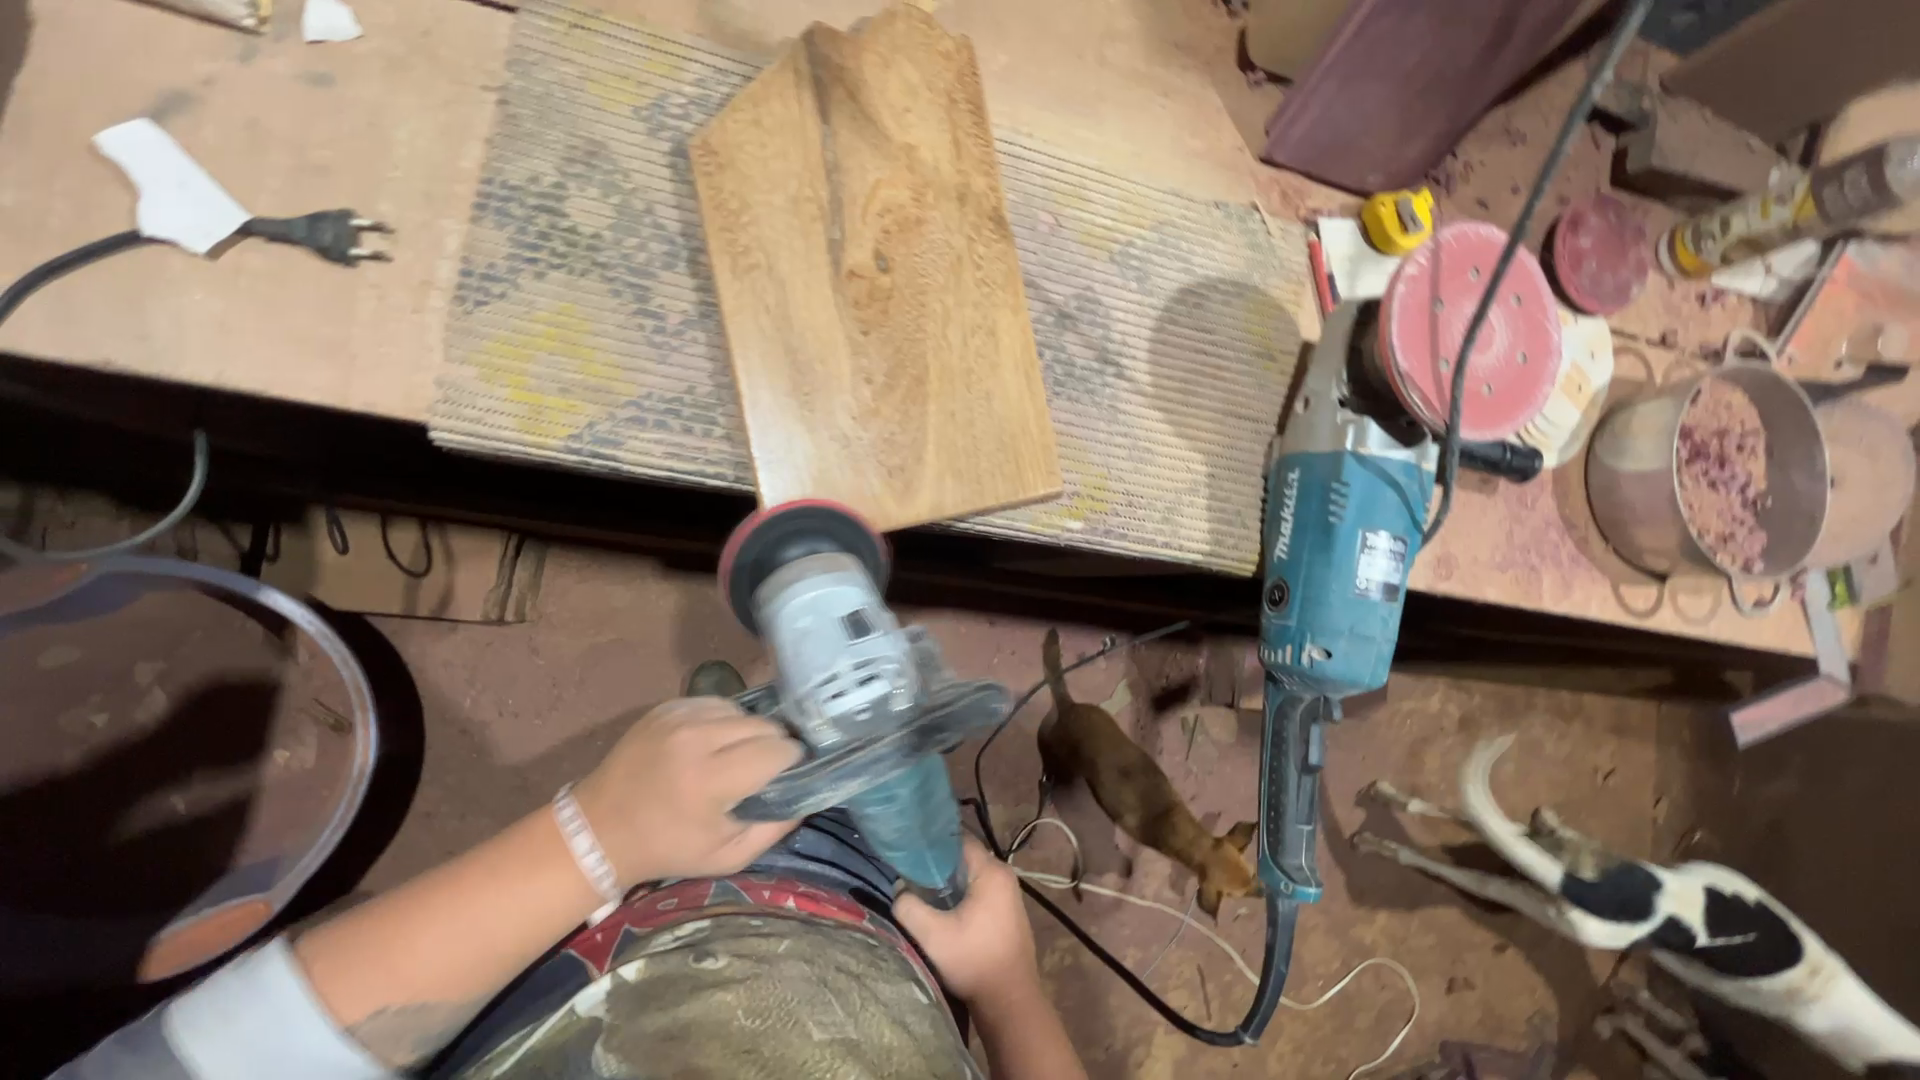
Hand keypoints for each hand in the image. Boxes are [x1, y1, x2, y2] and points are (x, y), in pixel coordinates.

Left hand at [570, 697, 802, 885]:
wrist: (600, 830)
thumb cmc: (668, 849)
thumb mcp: (728, 856)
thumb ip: (776, 827)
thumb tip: (810, 796)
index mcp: (709, 780)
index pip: (776, 750)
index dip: (791, 761)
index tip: (790, 774)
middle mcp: (695, 739)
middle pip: (764, 726)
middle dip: (775, 744)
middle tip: (767, 767)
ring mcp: (678, 717)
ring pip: (743, 711)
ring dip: (750, 731)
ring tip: (739, 755)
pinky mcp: (666, 707)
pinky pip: (716, 703)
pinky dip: (725, 721)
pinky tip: (715, 742)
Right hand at [894, 836, 1039, 1005]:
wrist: (1010, 1001)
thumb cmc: (974, 961)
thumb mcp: (932, 935)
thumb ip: (909, 907)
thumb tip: (899, 889)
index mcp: (991, 871)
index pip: (958, 840)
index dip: (933, 845)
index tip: (909, 854)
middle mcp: (1005, 876)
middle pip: (964, 858)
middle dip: (938, 867)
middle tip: (912, 877)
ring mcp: (1010, 895)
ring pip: (972, 877)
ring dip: (950, 885)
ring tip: (924, 896)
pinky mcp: (1009, 913)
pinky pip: (981, 892)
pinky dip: (963, 897)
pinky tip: (945, 913)